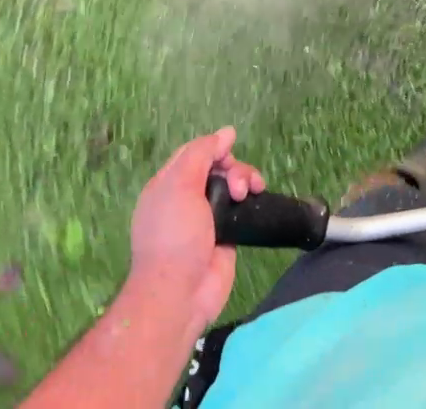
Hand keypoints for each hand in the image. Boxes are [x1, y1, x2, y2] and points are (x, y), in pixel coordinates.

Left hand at [125, 127, 265, 337]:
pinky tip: (258, 200)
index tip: (230, 152)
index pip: (193, 154)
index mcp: (166, 186)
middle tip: (239, 185)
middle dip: (233, 168)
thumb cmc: (175, 235)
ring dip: (244, 180)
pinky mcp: (226, 235)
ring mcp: (206, 218)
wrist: (180, 292)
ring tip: (250, 193)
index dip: (214, 149)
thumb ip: (201, 154)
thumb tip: (226, 133)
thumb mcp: (180, 185)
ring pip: (231, 186)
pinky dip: (251, 201)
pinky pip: (241, 208)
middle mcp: (185, 199)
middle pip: (216, 168)